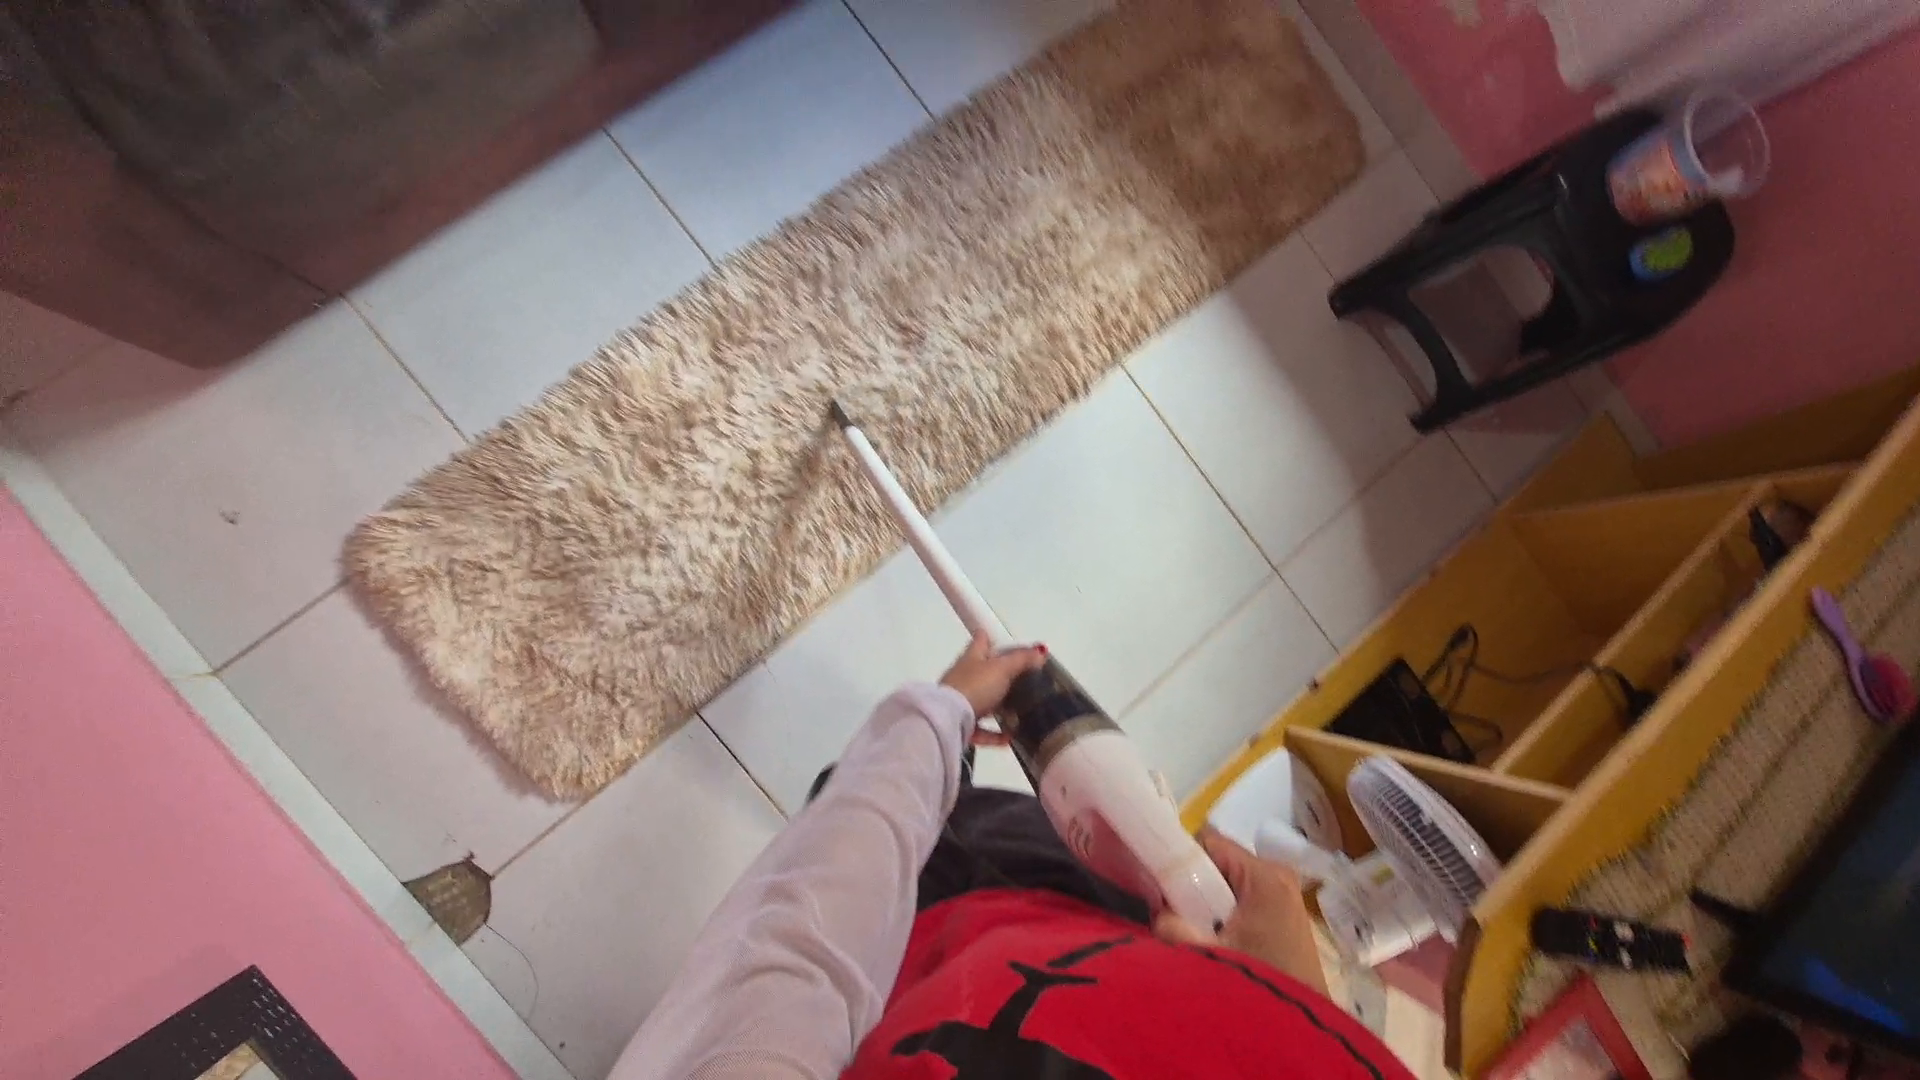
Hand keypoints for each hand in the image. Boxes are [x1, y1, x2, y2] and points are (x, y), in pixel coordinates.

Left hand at [939, 633, 1046, 730]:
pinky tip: (1011, 737)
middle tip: (1024, 679)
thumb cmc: (975, 686)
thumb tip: (1040, 651)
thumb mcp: (1002, 668)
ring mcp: (961, 701)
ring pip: (983, 700)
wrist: (948, 719)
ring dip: (999, 705)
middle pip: (983, 671)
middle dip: (1001, 674)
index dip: (991, 637)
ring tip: (1021, 710)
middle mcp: (964, 676)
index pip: (980, 641)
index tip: (1004, 640)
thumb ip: (1021, 660)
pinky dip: (995, 733)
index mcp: (972, 657)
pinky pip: (981, 728)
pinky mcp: (961, 724)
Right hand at [1152, 828, 1327, 994]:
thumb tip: (1158, 910)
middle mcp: (1278, 873)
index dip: (1181, 858)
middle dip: (1195, 880)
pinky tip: (1220, 937)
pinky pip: (1244, 894)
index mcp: (1263, 874)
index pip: (1208, 842)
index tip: (1162, 882)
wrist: (1305, 1028)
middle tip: (1178, 911)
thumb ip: (1173, 926)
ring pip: (1230, 879)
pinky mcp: (1287, 912)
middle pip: (1219, 860)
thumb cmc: (1260, 980)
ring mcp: (1286, 892)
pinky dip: (1227, 909)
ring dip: (1211, 898)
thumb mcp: (1209, 955)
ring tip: (1199, 928)